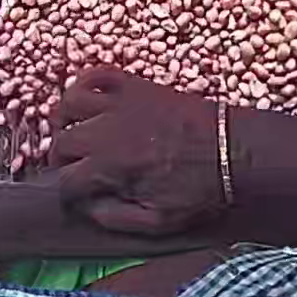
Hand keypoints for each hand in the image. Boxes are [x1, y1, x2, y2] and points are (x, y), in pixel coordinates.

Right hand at [50, 67, 226, 234]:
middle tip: (75, 167)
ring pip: (69, 102)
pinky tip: (91, 100)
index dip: (67, 193)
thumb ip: (114, 218)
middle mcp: (107, 131)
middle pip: (62, 142)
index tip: (76, 196)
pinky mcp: (135, 85)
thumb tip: (86, 207)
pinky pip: (97, 75)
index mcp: (111, 167)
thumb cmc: (199, 189)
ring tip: (75, 130)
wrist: (234, 150)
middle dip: (62, 159)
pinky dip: (87, 83)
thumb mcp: (158, 221)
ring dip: (66, 119)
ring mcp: (119, 103)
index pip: (66, 181)